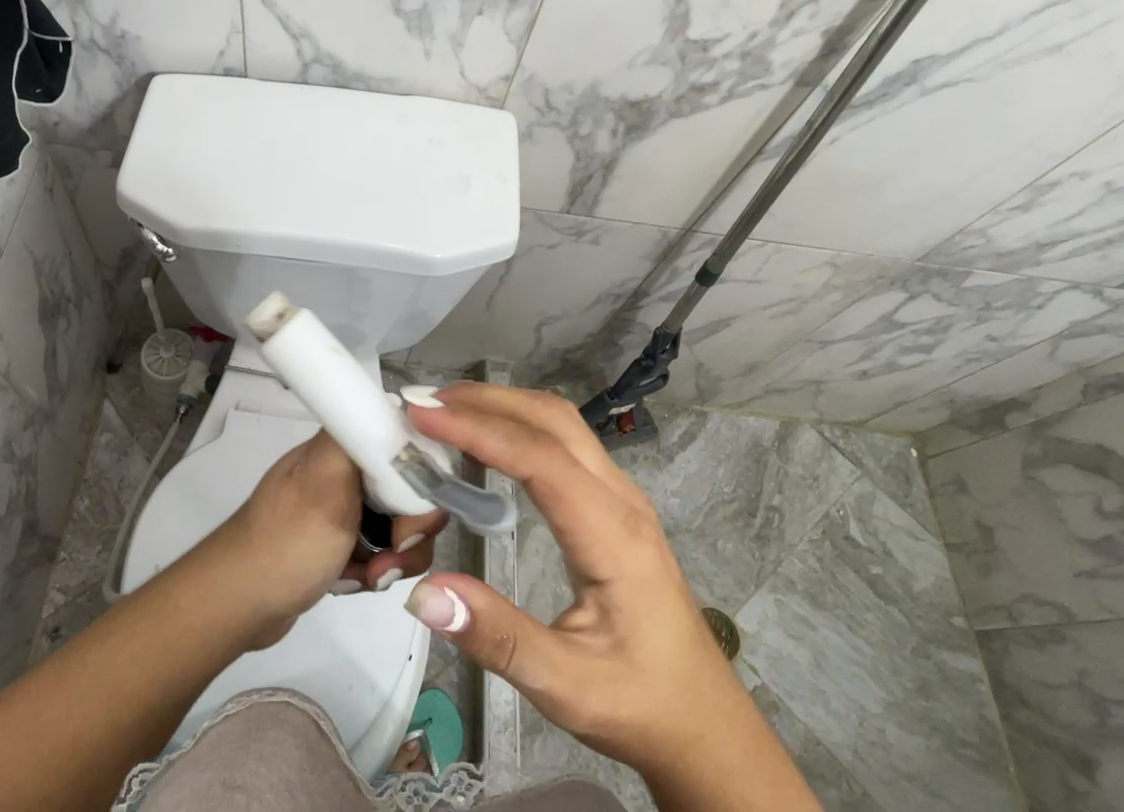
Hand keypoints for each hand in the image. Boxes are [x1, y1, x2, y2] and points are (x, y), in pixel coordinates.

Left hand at [201, 431, 446, 647]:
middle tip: (391, 555)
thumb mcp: (324, 484)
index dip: (421, 481)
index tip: (412, 517)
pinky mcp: (335, 545)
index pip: (403, 448)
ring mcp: (337, 511)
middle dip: (410, 531)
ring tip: (370, 576)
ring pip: (395, 527)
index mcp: (338, 451)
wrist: (238, 604)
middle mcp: (340, 474)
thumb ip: (357, 440)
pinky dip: (373, 569)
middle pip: (406, 492)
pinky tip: (354, 582)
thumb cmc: (286, 544)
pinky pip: (376, 552)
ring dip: (394, 557)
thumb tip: (389, 404)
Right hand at [402, 385, 818, 807]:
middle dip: (486, 400)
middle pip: (554, 421)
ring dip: (503, 408)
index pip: (539, 457)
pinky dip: (518, 429)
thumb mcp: (566, 685)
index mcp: (612, 536)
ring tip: (443, 412)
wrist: (703, 724)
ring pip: (563, 426)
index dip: (477, 429)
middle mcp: (622, 502)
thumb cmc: (639, 702)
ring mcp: (623, 502)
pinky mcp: (615, 511)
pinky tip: (485, 445)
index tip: (420, 415)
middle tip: (422, 401)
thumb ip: (496, 637)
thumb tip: (423, 593)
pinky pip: (565, 447)